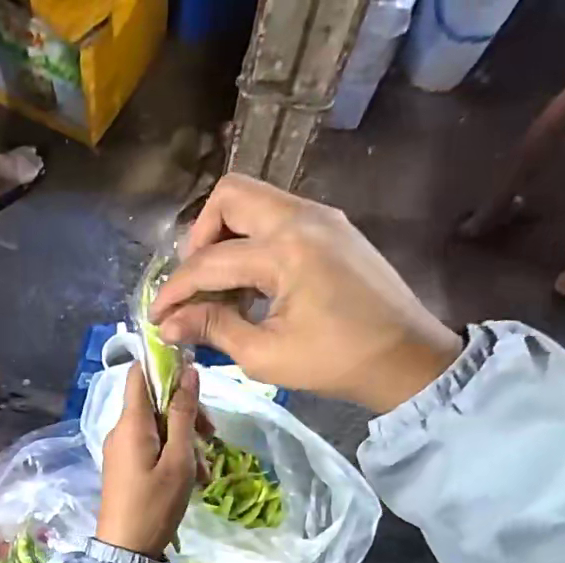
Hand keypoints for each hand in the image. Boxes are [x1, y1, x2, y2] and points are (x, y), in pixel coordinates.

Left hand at [95, 363, 199, 556]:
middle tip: (211, 437)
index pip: (139, 373)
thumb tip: (188, 372)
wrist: (126, 550)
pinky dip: (173, 454)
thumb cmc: (155, 505)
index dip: (165, 366)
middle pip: (155, 401)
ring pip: (157, 426)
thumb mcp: (178, 460)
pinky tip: (192, 477)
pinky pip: (151, 446)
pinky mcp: (125, 466)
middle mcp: (121, 430)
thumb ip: (183, 414)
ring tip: (204, 470)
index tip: (194, 376)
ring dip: (184, 439)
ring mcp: (121, 449)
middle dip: (186, 412)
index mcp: (131, 423)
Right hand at [150, 174, 462, 412]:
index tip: (157, 316)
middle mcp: (302, 216)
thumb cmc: (337, 363)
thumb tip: (169, 324)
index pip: (209, 260)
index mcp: (285, 249)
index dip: (175, 289)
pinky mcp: (335, 227)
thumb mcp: (266, 355)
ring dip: (227, 236)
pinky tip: (255, 284)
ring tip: (223, 288)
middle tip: (195, 283)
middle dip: (199, 237)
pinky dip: (255, 241)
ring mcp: (323, 216)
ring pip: (255, 200)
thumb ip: (213, 330)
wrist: (407, 359)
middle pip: (229, 196)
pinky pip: (280, 216)